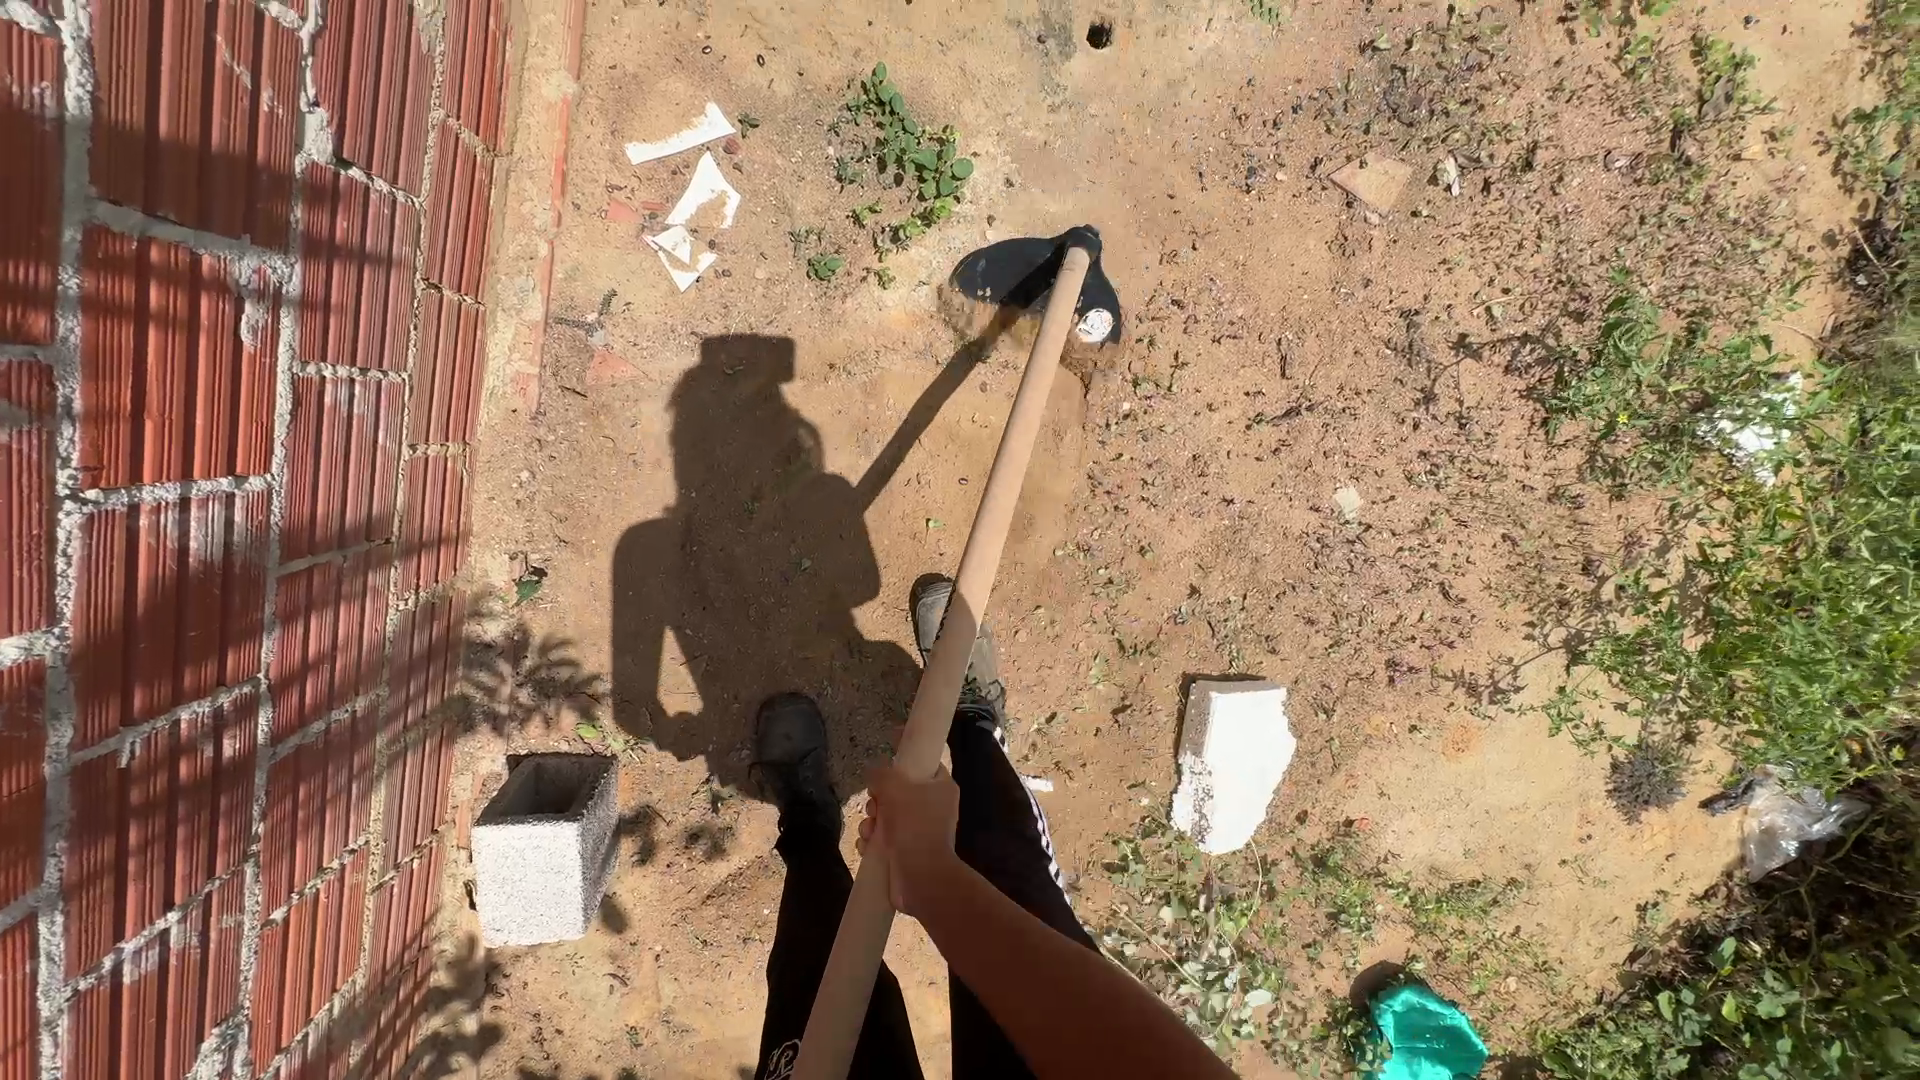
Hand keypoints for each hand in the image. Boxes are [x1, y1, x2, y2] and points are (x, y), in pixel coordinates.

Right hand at [856, 764, 960, 916]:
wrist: (921, 876)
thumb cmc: (913, 824)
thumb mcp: (893, 788)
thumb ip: (881, 774)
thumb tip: (874, 772)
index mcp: (942, 787)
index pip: (924, 766)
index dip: (903, 766)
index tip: (886, 773)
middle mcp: (934, 808)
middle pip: (899, 793)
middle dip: (878, 802)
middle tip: (874, 809)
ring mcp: (921, 832)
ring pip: (888, 818)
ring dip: (871, 824)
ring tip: (869, 833)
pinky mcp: (908, 852)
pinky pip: (885, 841)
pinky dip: (873, 843)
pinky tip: (867, 847)